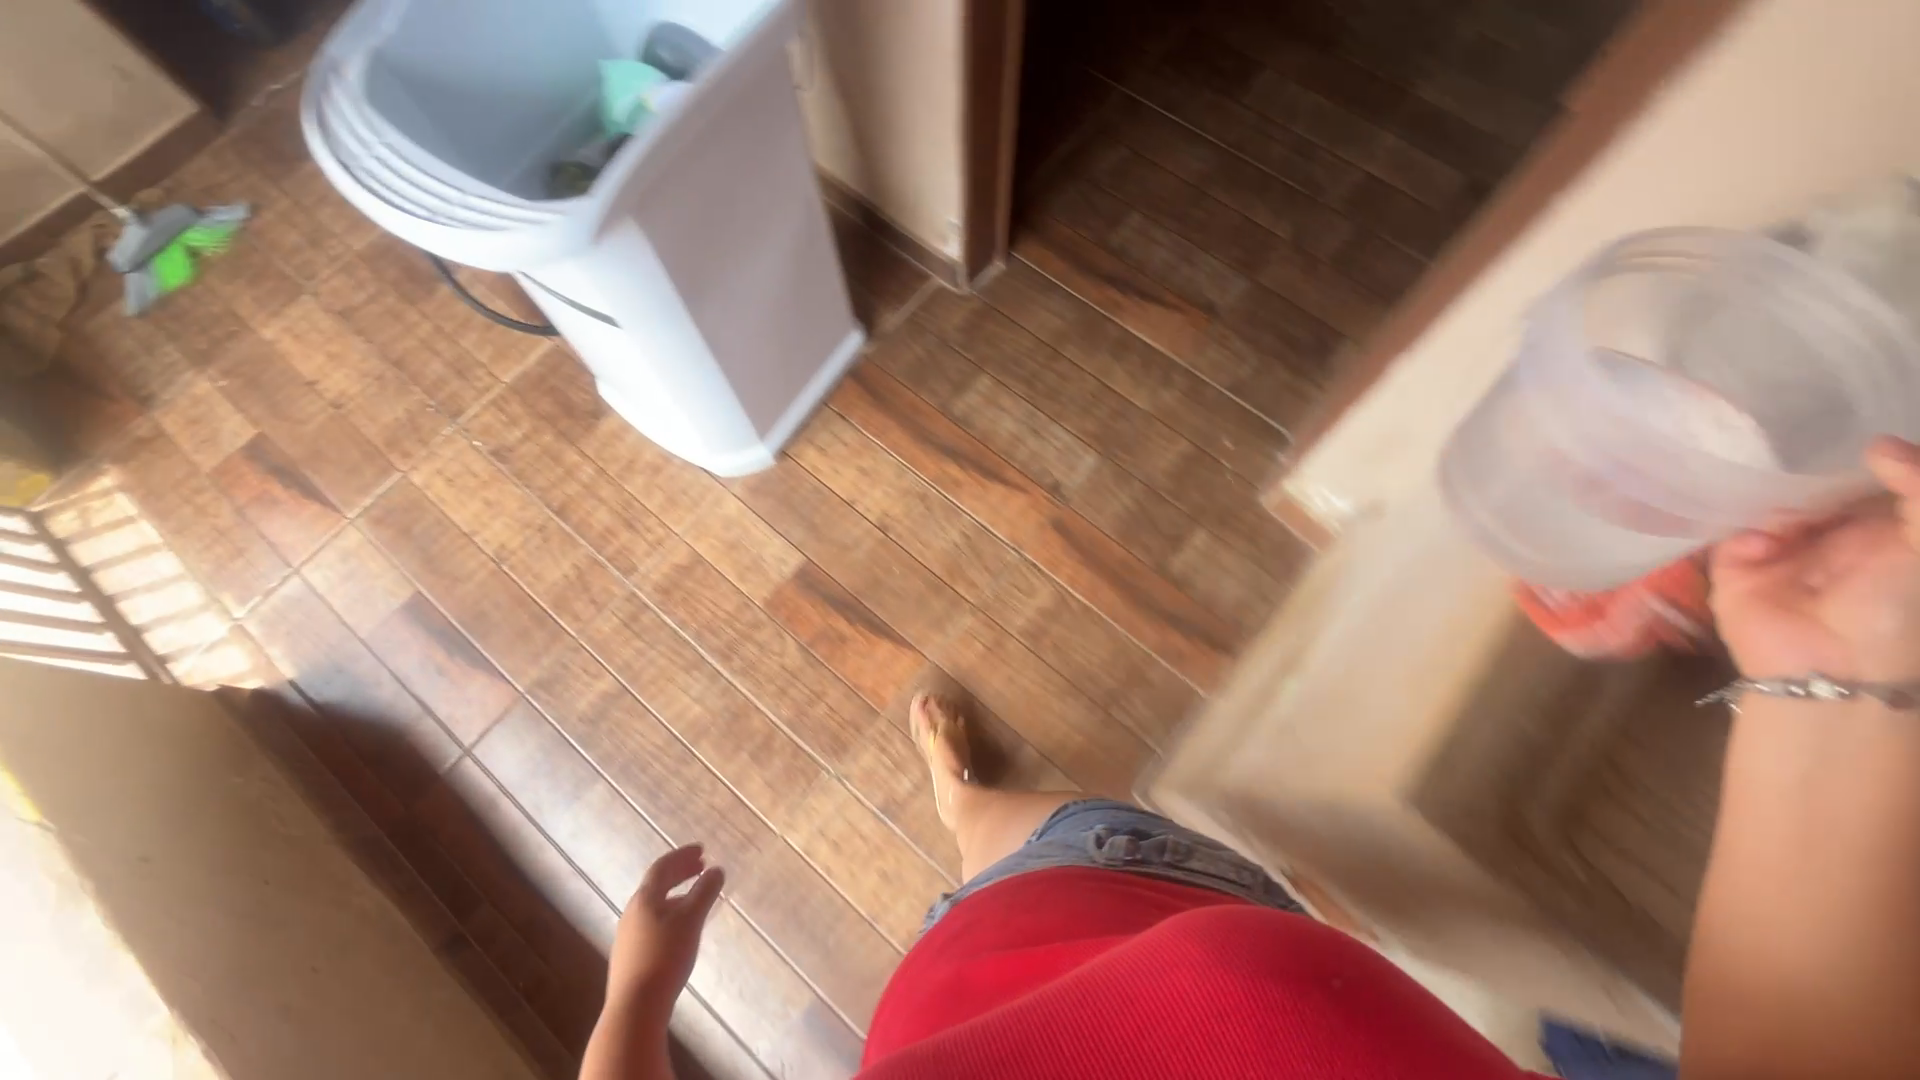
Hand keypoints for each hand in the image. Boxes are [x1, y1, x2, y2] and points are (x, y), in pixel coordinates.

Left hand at [607, 843, 724, 1017]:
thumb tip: (717, 869)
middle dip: (680, 872)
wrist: (636, 1006)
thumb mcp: (691, 919)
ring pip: (654, 905)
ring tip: (695, 897)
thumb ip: (705, 891)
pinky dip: (669, 914)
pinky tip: (681, 930)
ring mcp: (628, 936)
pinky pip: (652, 923)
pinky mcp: (629, 956)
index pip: (663, 867)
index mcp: (645, 898)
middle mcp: (632, 912)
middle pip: (656, 884)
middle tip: (701, 866)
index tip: (702, 850)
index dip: (683, 855)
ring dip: (676, 894)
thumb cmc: (666, 956)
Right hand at [1710, 437, 1919, 681]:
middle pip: (1813, 490)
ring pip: (1769, 507)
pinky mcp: (1735, 569)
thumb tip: (1877, 443)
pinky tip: (1763, 547)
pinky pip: (1732, 537)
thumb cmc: (1899, 604)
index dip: (1860, 458)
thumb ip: (1919, 488)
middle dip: (1805, 475)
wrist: (1833, 663)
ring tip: (1788, 519)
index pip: (1868, 483)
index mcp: (1886, 530)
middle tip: (1799, 457)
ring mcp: (1781, 552)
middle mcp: (1833, 537)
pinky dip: (1745, 537)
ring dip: (1776, 506)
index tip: (1844, 432)